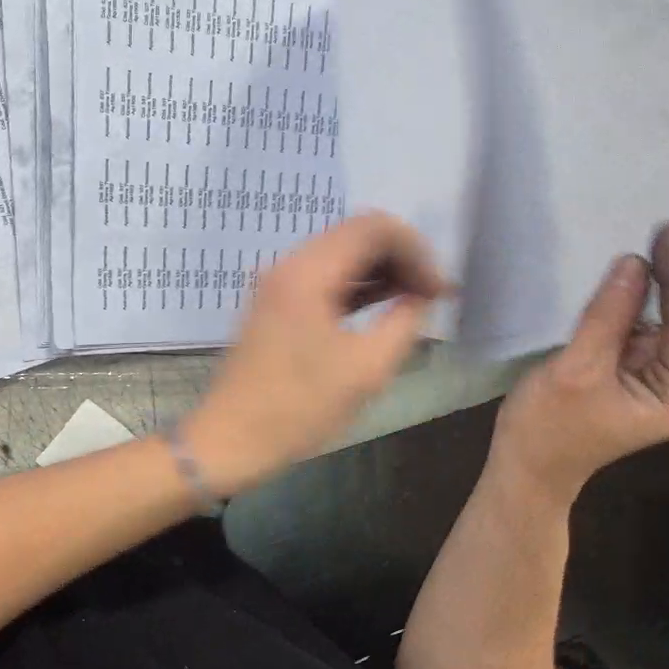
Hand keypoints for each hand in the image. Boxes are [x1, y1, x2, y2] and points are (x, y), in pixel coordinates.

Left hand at [180, 213, 447, 495]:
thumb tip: (422, 296)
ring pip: (340, 256)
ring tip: (413, 304)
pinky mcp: (273, 306)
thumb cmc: (298, 410)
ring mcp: (276, 285)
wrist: (229, 441)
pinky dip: (354, 288)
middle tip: (431, 297)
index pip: (375, 227)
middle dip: (402, 258)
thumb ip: (404, 321)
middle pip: (357, 235)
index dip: (418, 251)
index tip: (439, 291)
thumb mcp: (366, 369)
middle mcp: (287, 265)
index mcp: (307, 272)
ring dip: (380, 273)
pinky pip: (322, 280)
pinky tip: (380, 310)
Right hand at [491, 223, 668, 504]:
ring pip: (664, 323)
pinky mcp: (640, 380)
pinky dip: (630, 310)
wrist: (525, 471)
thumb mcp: (575, 369)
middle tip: (656, 230)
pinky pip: (642, 335)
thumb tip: (633, 262)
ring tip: (639, 247)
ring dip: (649, 291)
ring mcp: (664, 384)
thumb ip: (607, 316)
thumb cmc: (547, 429)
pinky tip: (620, 284)